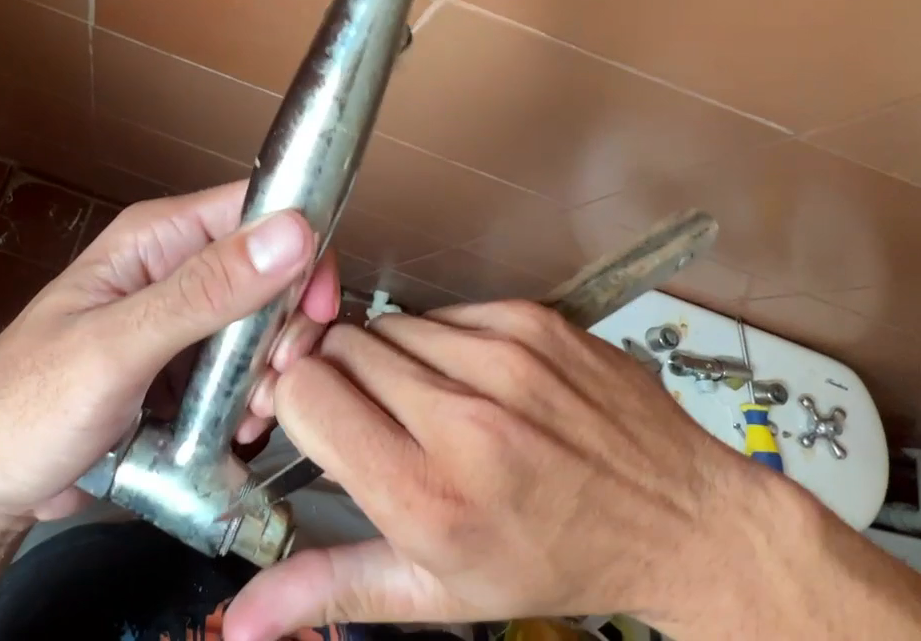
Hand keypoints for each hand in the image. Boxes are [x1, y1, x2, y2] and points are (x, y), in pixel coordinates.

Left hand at [0, 181, 340, 520]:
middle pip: (270, 275)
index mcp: (155, 239)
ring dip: (271, 373)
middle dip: (285, 327)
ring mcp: (178, 325)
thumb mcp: (117, 346)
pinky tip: (236, 434)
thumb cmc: (27, 406)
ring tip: (248, 418)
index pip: (255, 212)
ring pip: (262, 330)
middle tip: (273, 380)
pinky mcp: (180, 374)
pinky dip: (251, 402)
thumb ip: (204, 291)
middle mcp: (173, 270)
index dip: (300, 249)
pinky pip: (241, 375)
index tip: (317, 310)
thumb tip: (292, 230)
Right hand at [225, 301, 771, 639]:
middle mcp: (464, 419)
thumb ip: (328, 589)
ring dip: (389, 360)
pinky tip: (471, 381)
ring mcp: (502, 358)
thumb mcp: (437, 592)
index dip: (298, 403)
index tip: (315, 422)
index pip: (304, 393)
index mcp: (429, 496)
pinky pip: (440, 312)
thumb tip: (238, 625)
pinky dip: (439, 342)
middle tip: (372, 416)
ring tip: (426, 403)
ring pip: (386, 325)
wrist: (682, 521)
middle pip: (337, 348)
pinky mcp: (529, 320)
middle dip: (338, 378)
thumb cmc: (551, 562)